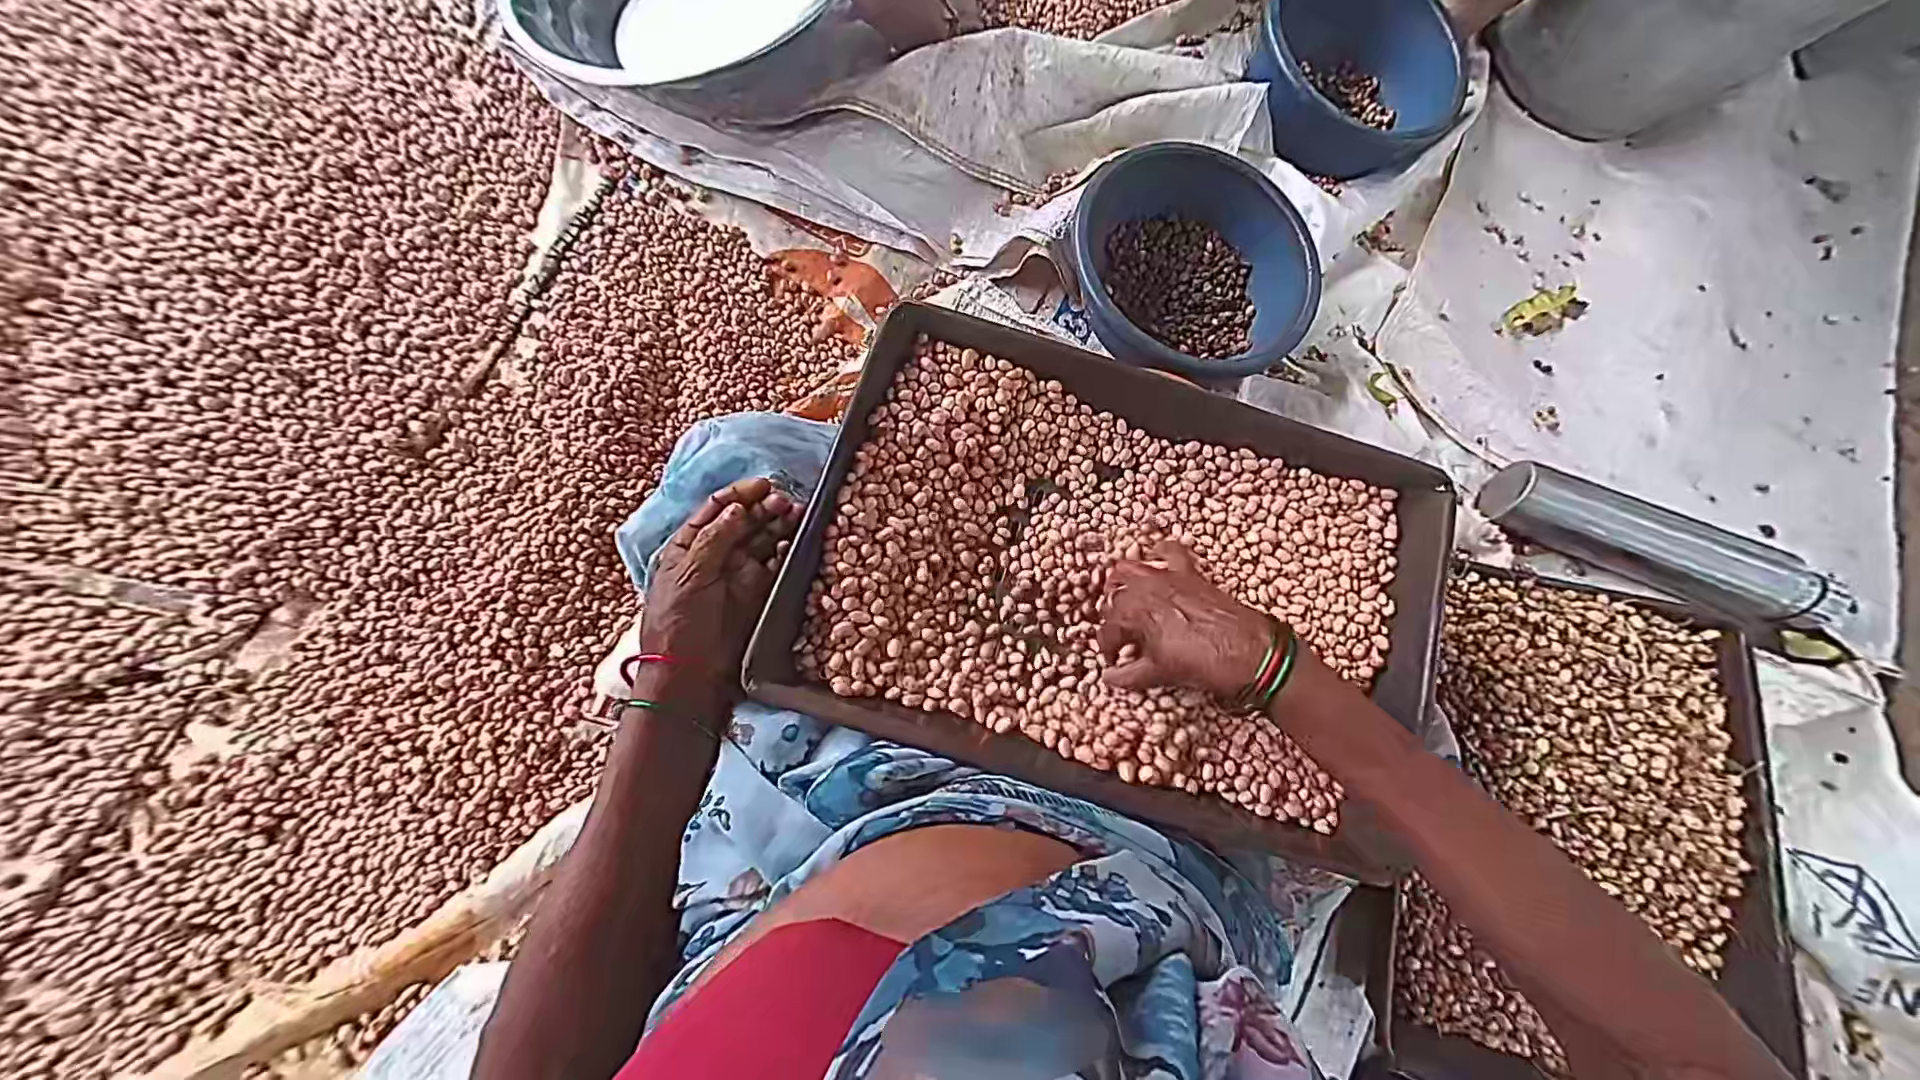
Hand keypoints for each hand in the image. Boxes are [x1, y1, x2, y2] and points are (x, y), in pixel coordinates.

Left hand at [641, 477, 801, 691]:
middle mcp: (716, 554)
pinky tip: (794, 543)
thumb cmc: (680, 621)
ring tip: (797, 514)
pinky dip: (785, 552)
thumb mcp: (689, 574)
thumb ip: (715, 539)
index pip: (715, 509)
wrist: (691, 671)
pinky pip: (775, 565)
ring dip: (779, 525)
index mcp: (689, 545)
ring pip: (763, 540)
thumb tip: (738, 508)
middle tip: (786, 501)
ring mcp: (739, 573)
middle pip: (744, 521)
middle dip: (764, 508)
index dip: (739, 494)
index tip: (763, 485)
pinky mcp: (758, 591)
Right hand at [1097, 539, 1275, 699]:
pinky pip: (1169, 552)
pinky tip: (1155, 559)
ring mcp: (1168, 578)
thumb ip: (1128, 674)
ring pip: (1129, 569)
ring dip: (1121, 583)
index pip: (1107, 629)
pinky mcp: (1189, 575)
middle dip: (1112, 617)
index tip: (1114, 659)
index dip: (1108, 647)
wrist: (1251, 654)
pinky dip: (1158, 553)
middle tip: (1120, 637)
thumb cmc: (1205, 661)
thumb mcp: (1160, 673)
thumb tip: (1111, 677)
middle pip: (1112, 598)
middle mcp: (1146, 589)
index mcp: (1133, 612)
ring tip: (1125, 601)